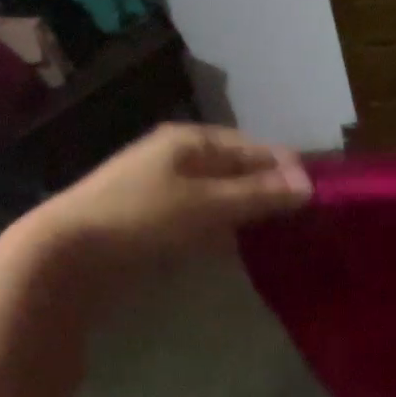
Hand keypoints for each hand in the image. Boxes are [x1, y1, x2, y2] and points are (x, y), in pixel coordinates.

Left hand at [13, 122, 312, 295]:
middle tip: (315, 222)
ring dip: (259, 213)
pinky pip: (214, 218)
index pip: (258, 148)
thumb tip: (309, 185)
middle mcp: (183, 158)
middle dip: (278, 192)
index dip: (291, 169)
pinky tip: (254, 248)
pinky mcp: (165, 220)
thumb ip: (260, 195)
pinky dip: (236, 229)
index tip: (324, 198)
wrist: (71, 254)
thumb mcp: (208, 205)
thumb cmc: (141, 219)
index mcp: (192, 142)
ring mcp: (172, 189)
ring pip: (231, 196)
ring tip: (293, 237)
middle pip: (245, 170)